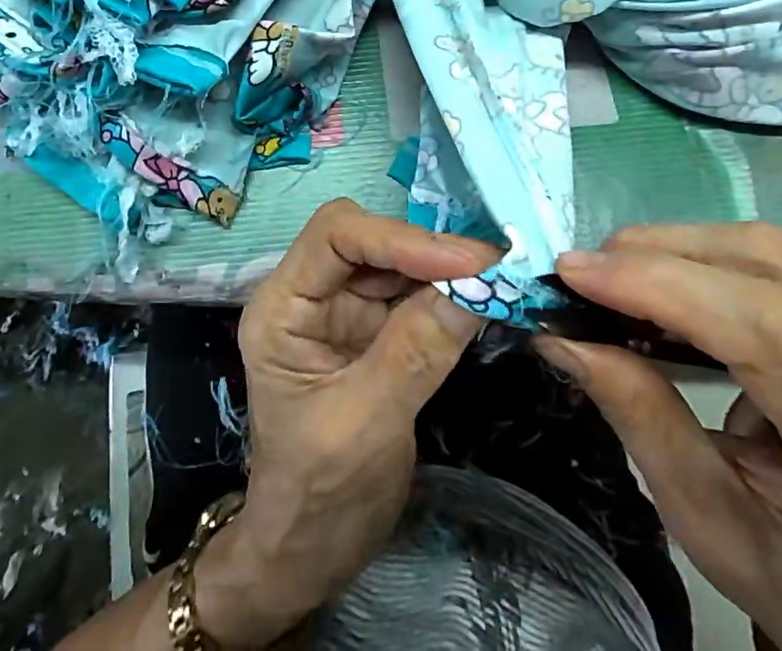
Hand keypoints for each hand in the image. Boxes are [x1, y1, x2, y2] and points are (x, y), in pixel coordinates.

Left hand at [195, 198, 497, 646]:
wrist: (313, 545)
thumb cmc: (320, 492)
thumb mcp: (366, 422)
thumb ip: (415, 351)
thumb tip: (476, 287)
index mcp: (281, 308)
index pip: (334, 236)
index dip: (398, 237)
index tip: (467, 261)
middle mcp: (307, 297)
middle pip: (365, 242)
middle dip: (426, 250)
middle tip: (496, 268)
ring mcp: (340, 314)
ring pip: (393, 265)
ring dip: (443, 269)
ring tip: (500, 281)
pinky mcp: (371, 334)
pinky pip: (411, 298)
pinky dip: (446, 295)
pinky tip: (481, 302)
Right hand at [535, 224, 781, 650]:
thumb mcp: (705, 521)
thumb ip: (641, 419)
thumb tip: (561, 338)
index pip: (776, 335)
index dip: (666, 287)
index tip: (574, 275)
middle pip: (774, 274)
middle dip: (658, 255)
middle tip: (578, 276)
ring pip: (777, 258)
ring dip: (677, 251)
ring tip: (612, 278)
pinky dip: (704, 266)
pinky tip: (663, 292)